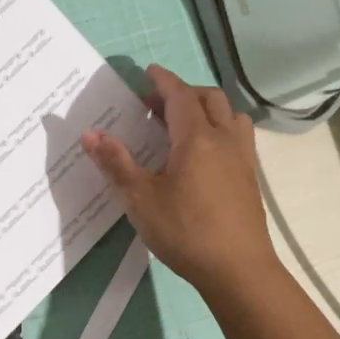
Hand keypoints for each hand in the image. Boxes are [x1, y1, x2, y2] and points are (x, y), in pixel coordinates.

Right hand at [82, 65, 280, 295]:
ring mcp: (242, 157)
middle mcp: (224, 139)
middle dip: (182, 93)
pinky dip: (218, 128)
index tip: (148, 71)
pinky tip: (203, 152)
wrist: (236, 267)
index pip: (180, 97)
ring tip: (181, 123)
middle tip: (155, 103)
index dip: (163, 81)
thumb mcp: (140, 198)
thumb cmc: (183, 230)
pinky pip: (236, 136)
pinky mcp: (249, 177)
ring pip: (229, 115)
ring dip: (206, 108)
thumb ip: (116, 163)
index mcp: (196, 138)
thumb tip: (90, 133)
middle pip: (209, 99)